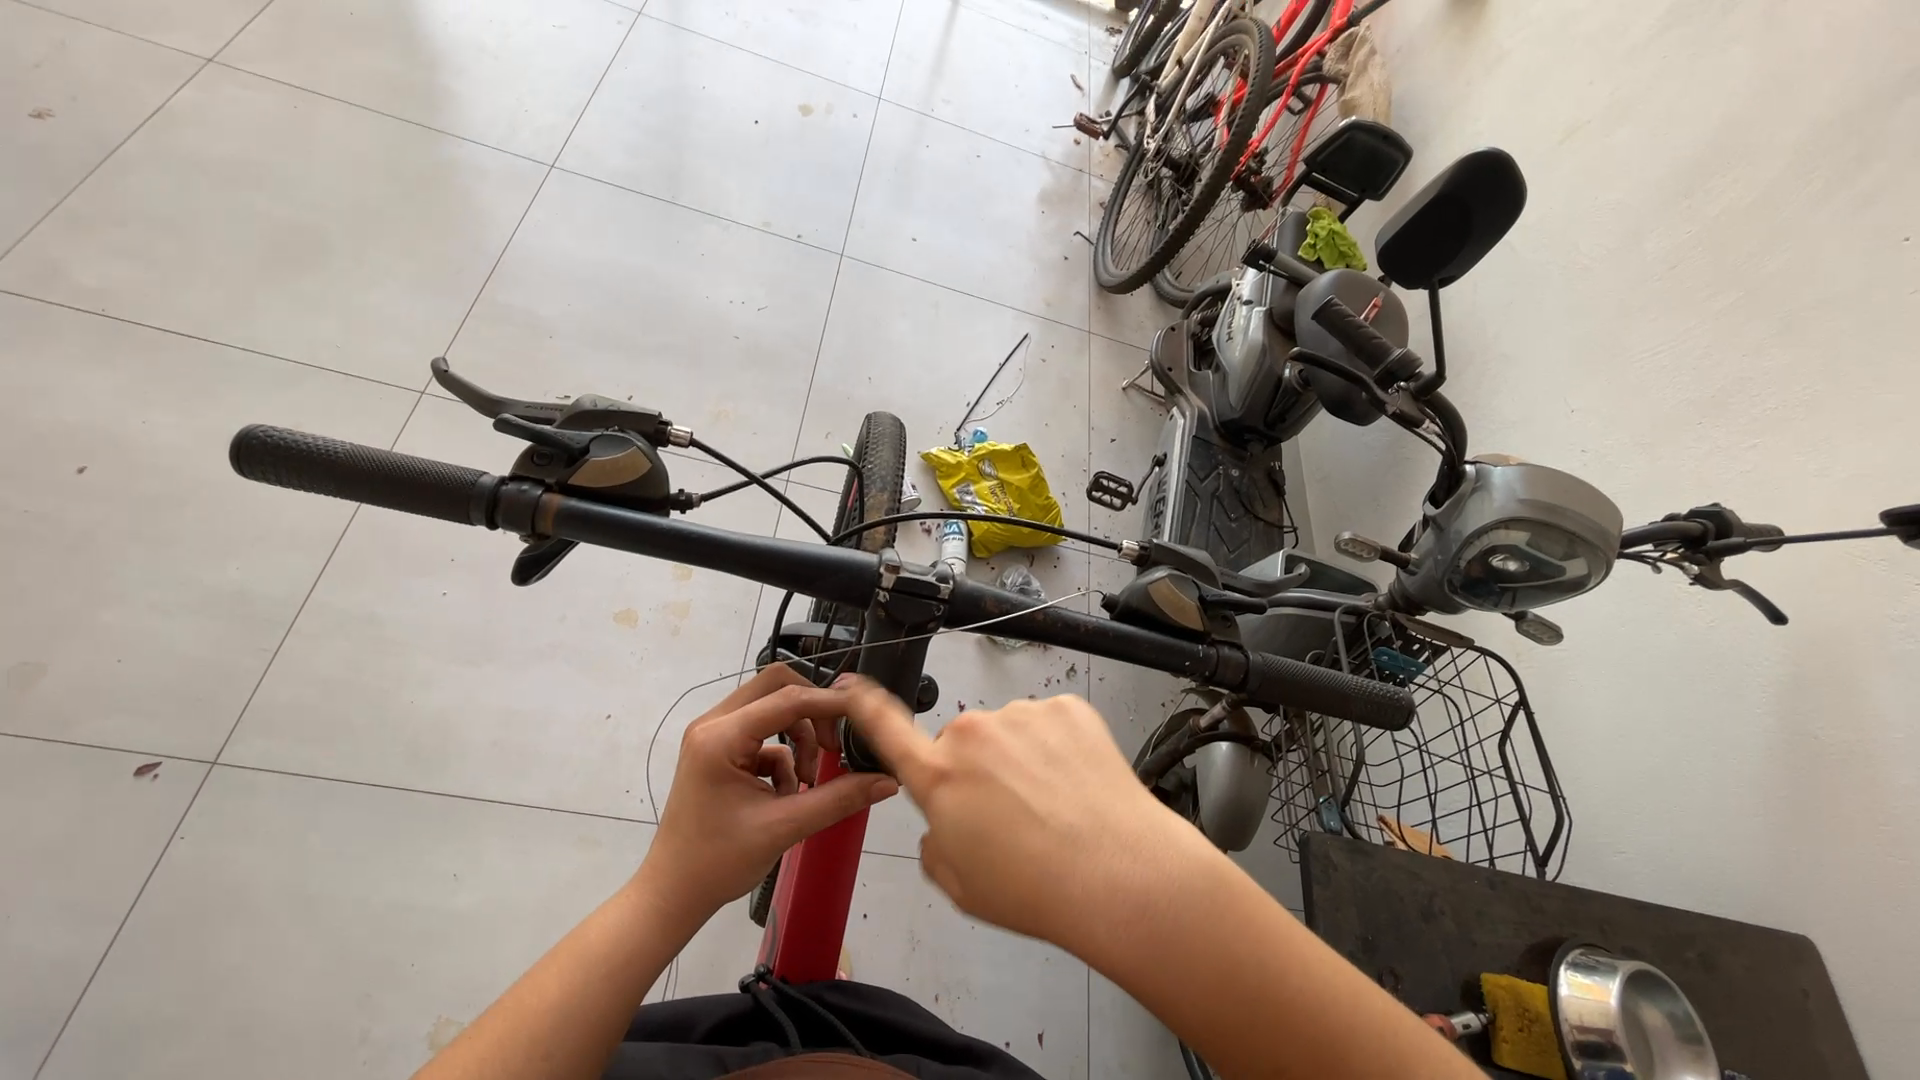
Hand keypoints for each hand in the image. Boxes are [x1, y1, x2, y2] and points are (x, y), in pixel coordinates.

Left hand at [639, 666, 898, 924]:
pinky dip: (784, 756)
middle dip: (814, 711)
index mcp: (721, 736)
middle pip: (777, 687)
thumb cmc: (719, 862)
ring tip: (807, 784)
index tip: (865, 717)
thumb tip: (888, 780)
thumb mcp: (785, 828)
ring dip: (800, 737)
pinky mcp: (718, 751)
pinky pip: (763, 733)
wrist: (672, 894)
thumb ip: (839, 798)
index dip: (831, 703)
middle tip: (834, 747)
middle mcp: (713, 724)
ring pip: (772, 708)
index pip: (788, 698)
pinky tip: (786, 794)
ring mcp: (713, 735)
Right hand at [842, 679, 1209, 945]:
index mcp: (938, 776)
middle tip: (1010, 813)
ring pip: (1009, 733)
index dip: (863, 703)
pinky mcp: (1066, 707)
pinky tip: (1074, 785)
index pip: (885, 727)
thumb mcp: (959, 885)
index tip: (851, 684)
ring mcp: (1023, 715)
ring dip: (1021, 758)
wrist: (1118, 875)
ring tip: (1052, 806)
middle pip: (962, 742)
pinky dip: (1058, 747)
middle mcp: (974, 733)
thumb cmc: (1037, 889)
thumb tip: (942, 825)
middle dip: (975, 769)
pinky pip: (1049, 723)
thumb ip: (933, 844)